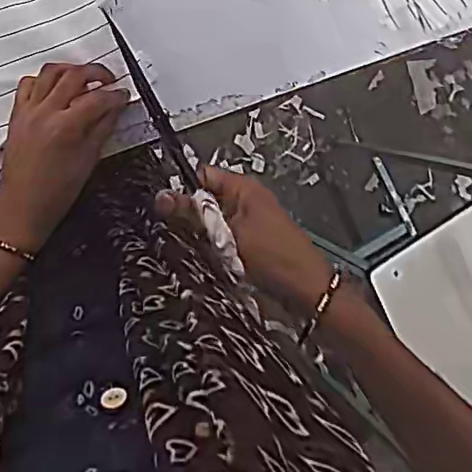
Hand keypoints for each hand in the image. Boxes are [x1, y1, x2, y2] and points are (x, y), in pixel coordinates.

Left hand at [0, 62, 128, 252]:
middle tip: (107, 80)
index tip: (121, 95)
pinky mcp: (17, 114)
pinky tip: (53, 86)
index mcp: (65, 127)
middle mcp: (45, 114)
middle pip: (74, 75)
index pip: (97, 98)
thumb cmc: (52, 194)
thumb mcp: (88, 161)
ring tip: (82, 76)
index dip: (115, 95)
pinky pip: (27, 84)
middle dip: (96, 73)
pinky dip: (42, 79)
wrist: (22, 207)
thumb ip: (102, 129)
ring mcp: (28, 112)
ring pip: (49, 72)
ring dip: (70, 69)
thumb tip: (113, 110)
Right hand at [156, 166, 333, 312]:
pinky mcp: (246, 247)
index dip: (181, 187)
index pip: (201, 175)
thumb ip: (194, 216)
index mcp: (242, 188)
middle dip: (187, 216)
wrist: (310, 296)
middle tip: (170, 231)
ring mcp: (245, 225)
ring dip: (198, 237)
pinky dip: (210, 251)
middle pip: (202, 201)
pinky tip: (200, 262)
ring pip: (208, 225)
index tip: (163, 207)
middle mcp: (243, 201)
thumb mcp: (229, 235)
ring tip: (184, 248)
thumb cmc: (274, 257)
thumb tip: (161, 197)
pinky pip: (218, 242)